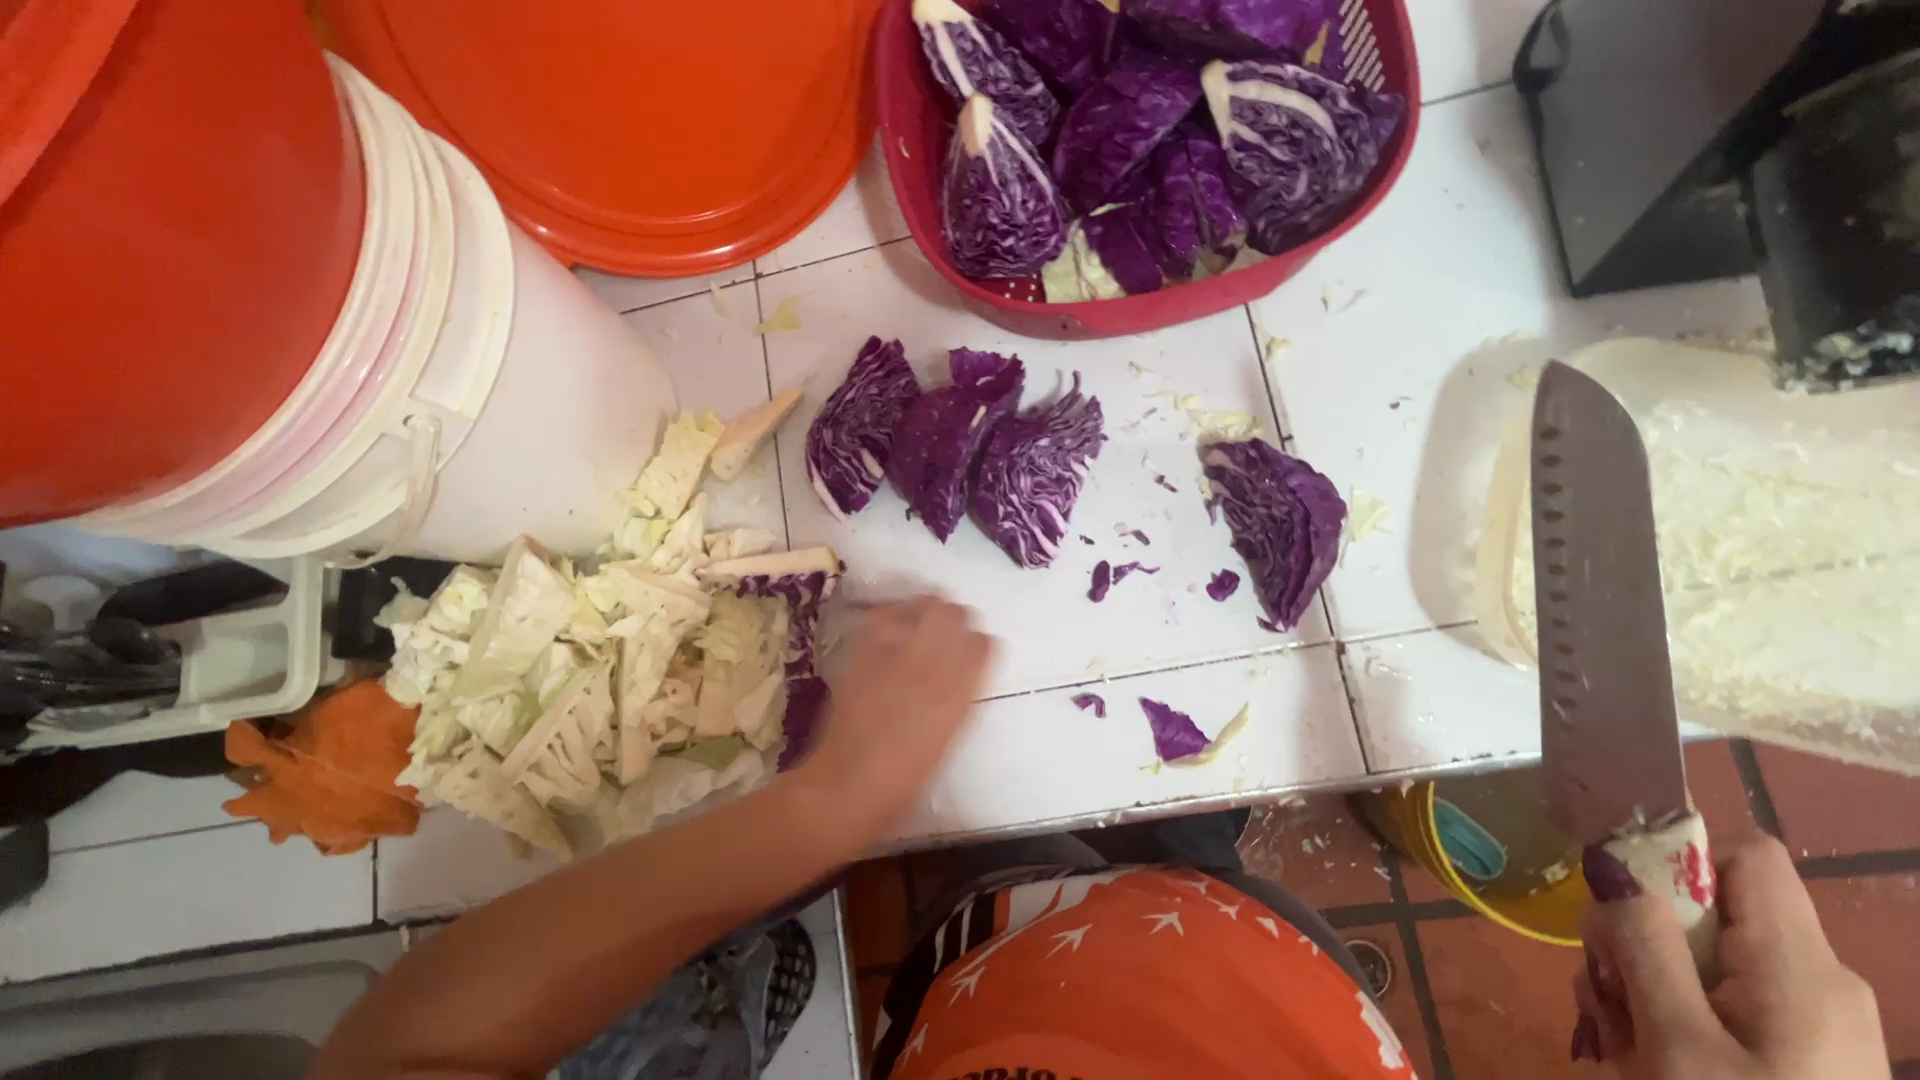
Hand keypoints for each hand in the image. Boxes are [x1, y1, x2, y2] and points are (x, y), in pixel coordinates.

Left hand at [784, 596, 992, 849]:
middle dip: (954, 619)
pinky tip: (892, 626)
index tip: (970, 653)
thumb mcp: (948, 740)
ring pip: (925, 605)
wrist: (849, 783)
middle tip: (944, 633)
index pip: (985, 645)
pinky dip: (894, 612)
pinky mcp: (867, 648)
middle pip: (956, 614)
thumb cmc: (904, 780)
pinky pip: (887, 613)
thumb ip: (958, 701)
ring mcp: (900, 652)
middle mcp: (935, 665)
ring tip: (920, 623)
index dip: (978, 646)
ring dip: (927, 610)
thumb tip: (960, 678)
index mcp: (962, 694)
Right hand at [1574, 833, 1887, 1078]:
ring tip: (1618, 1039)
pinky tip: (1643, 1056)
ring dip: (1636, 981)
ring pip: (1694, 954)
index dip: (1675, 855)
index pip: (1744, 854)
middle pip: (1704, 907)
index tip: (1618, 896)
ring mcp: (1803, 1019)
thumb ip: (1641, 943)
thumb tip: (1611, 860)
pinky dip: (1664, 1013)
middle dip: (1635, 935)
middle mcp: (1812, 979)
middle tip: (1605, 991)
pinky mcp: (1789, 1050)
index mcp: (1799, 966)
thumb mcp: (1673, 1044)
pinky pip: (1712, 999)